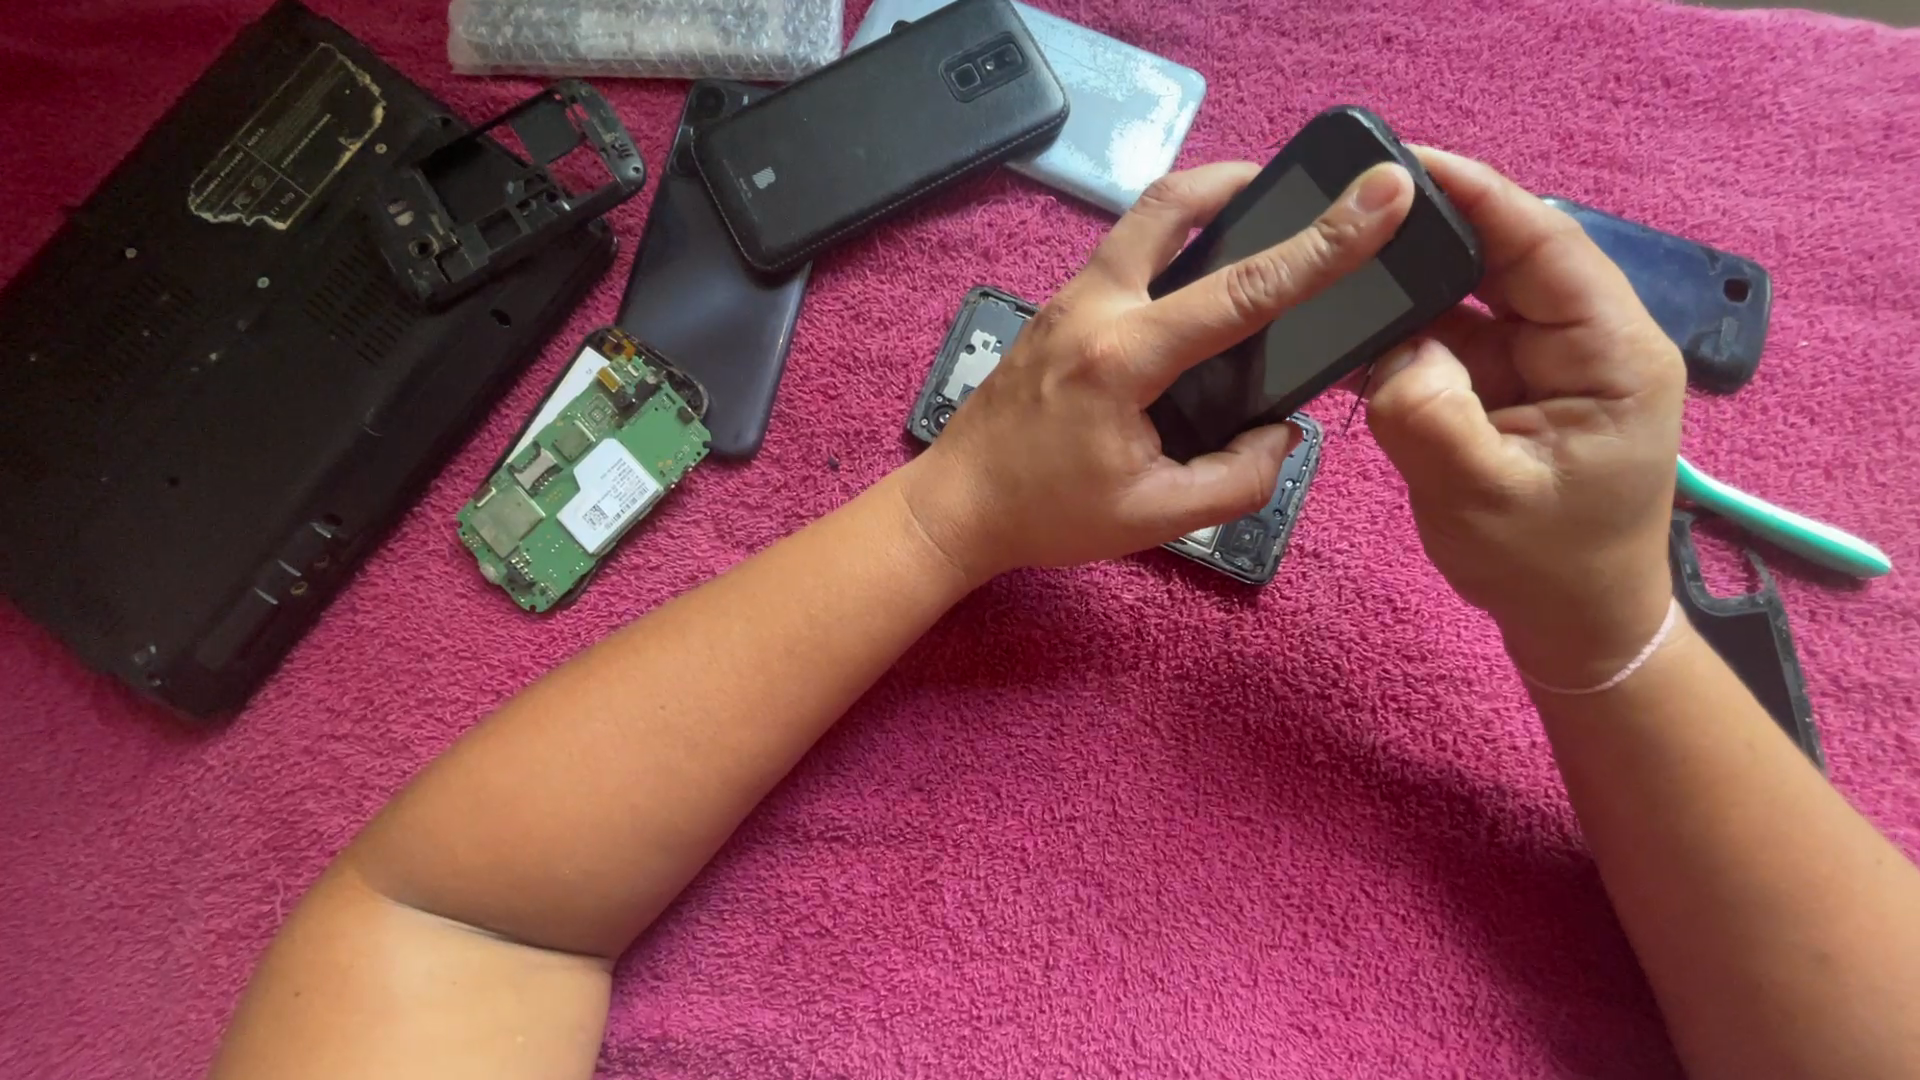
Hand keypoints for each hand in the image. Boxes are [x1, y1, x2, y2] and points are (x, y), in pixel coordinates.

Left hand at [900, 160, 1415, 583]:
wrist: (955, 505)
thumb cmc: (1045, 515)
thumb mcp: (1153, 517)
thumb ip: (1236, 481)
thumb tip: (1279, 435)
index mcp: (1121, 359)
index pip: (1240, 290)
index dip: (1323, 245)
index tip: (1380, 199)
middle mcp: (1090, 311)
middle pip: (1168, 206)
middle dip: (1237, 181)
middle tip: (1289, 188)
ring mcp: (1062, 306)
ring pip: (1135, 224)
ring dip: (1196, 207)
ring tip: (1247, 224)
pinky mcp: (1049, 317)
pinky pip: (1115, 259)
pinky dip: (1161, 247)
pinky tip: (1185, 288)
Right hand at [1364, 149, 1686, 687]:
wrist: (1566, 616)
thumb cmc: (1543, 560)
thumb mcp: (1482, 494)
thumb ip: (1431, 419)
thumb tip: (1388, 355)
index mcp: (1607, 353)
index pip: (1544, 247)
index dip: (1480, 197)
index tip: (1407, 166)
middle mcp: (1576, 343)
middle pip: (1499, 264)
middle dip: (1430, 241)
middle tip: (1349, 222)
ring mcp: (1535, 366)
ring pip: (1463, 307)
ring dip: (1405, 300)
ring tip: (1337, 281)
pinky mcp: (1500, 391)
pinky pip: (1445, 349)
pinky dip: (1400, 344)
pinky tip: (1354, 342)